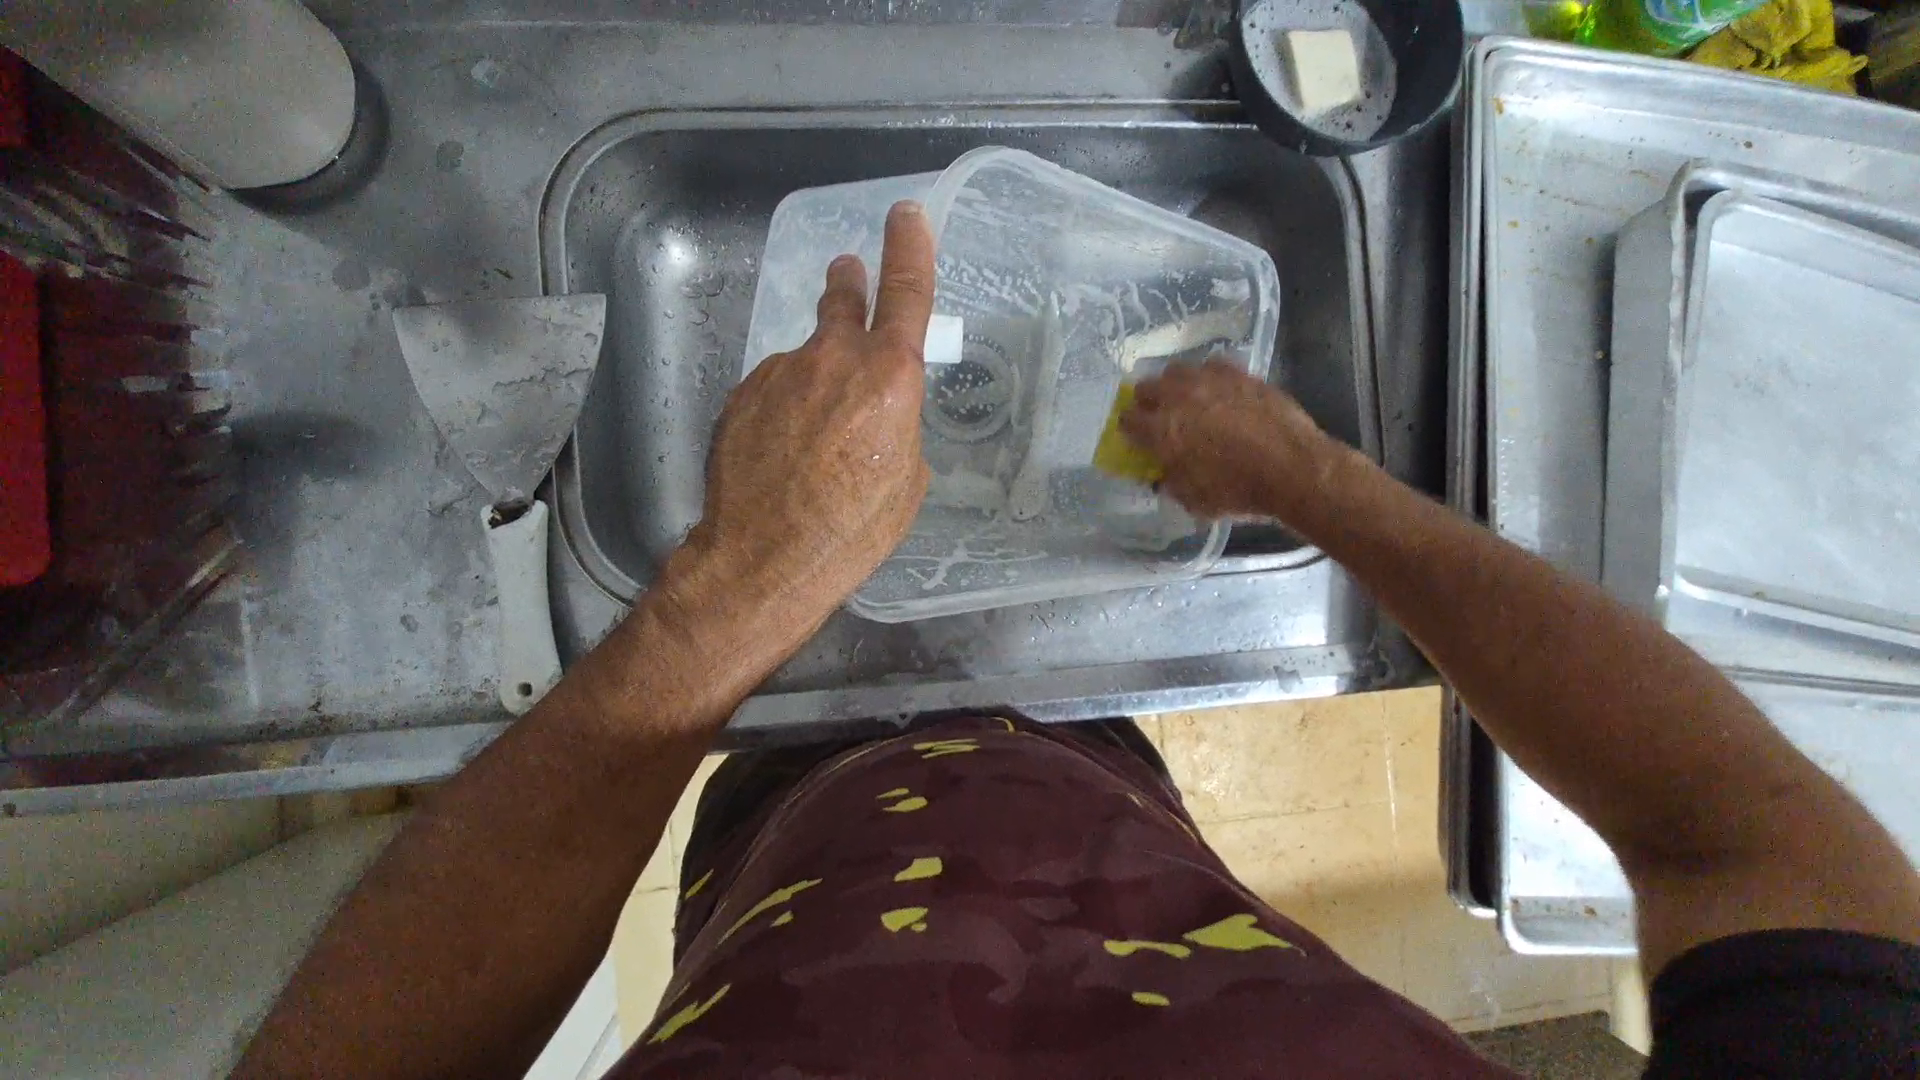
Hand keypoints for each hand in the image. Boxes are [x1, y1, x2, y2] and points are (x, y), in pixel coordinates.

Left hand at [682, 200, 933, 627]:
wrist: (765, 558)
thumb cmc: (853, 529)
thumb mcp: (907, 481)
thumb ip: (898, 426)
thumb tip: (878, 413)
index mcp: (888, 378)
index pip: (906, 292)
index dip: (911, 247)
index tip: (907, 215)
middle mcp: (832, 359)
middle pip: (842, 300)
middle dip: (848, 284)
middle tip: (846, 276)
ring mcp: (778, 373)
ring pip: (805, 359)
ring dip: (814, 378)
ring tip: (811, 439)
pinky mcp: (741, 394)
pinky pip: (774, 389)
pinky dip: (784, 406)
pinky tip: (779, 452)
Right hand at [1120, 358, 1341, 520]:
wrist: (1291, 468)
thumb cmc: (1237, 491)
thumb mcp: (1193, 500)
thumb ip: (1172, 483)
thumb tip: (1165, 475)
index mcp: (1160, 430)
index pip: (1127, 420)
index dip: (1129, 429)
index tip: (1136, 437)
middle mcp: (1178, 398)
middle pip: (1146, 387)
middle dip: (1148, 401)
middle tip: (1159, 416)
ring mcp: (1210, 381)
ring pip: (1177, 370)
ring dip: (1175, 384)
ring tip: (1187, 399)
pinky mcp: (1240, 374)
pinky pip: (1212, 365)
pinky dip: (1210, 377)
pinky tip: (1219, 391)